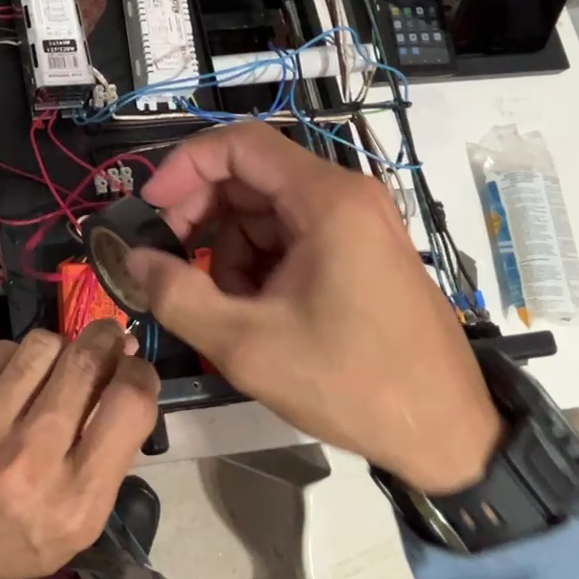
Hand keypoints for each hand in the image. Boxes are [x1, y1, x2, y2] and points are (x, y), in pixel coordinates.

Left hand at [0, 321, 158, 578]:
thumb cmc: (24, 537)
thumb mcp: (85, 519)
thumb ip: (112, 452)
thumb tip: (127, 375)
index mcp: (75, 494)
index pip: (127, 404)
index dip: (141, 374)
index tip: (137, 369)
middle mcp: (29, 454)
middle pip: (84, 363)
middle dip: (106, 340)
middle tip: (109, 338)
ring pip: (41, 345)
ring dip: (61, 347)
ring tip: (60, 363)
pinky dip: (18, 358)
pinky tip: (18, 378)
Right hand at [124, 122, 501, 494]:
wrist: (447, 434)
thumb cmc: (349, 383)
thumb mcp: (245, 344)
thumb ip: (175, 295)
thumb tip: (131, 259)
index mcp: (326, 200)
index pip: (239, 144)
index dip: (184, 167)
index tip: (149, 207)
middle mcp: (345, 197)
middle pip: (249, 177)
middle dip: (201, 217)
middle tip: (170, 264)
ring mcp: (356, 224)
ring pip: (264, 212)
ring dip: (229, 251)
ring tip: (225, 308)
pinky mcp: (358, 252)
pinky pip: (289, 237)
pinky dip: (258, 265)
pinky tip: (255, 312)